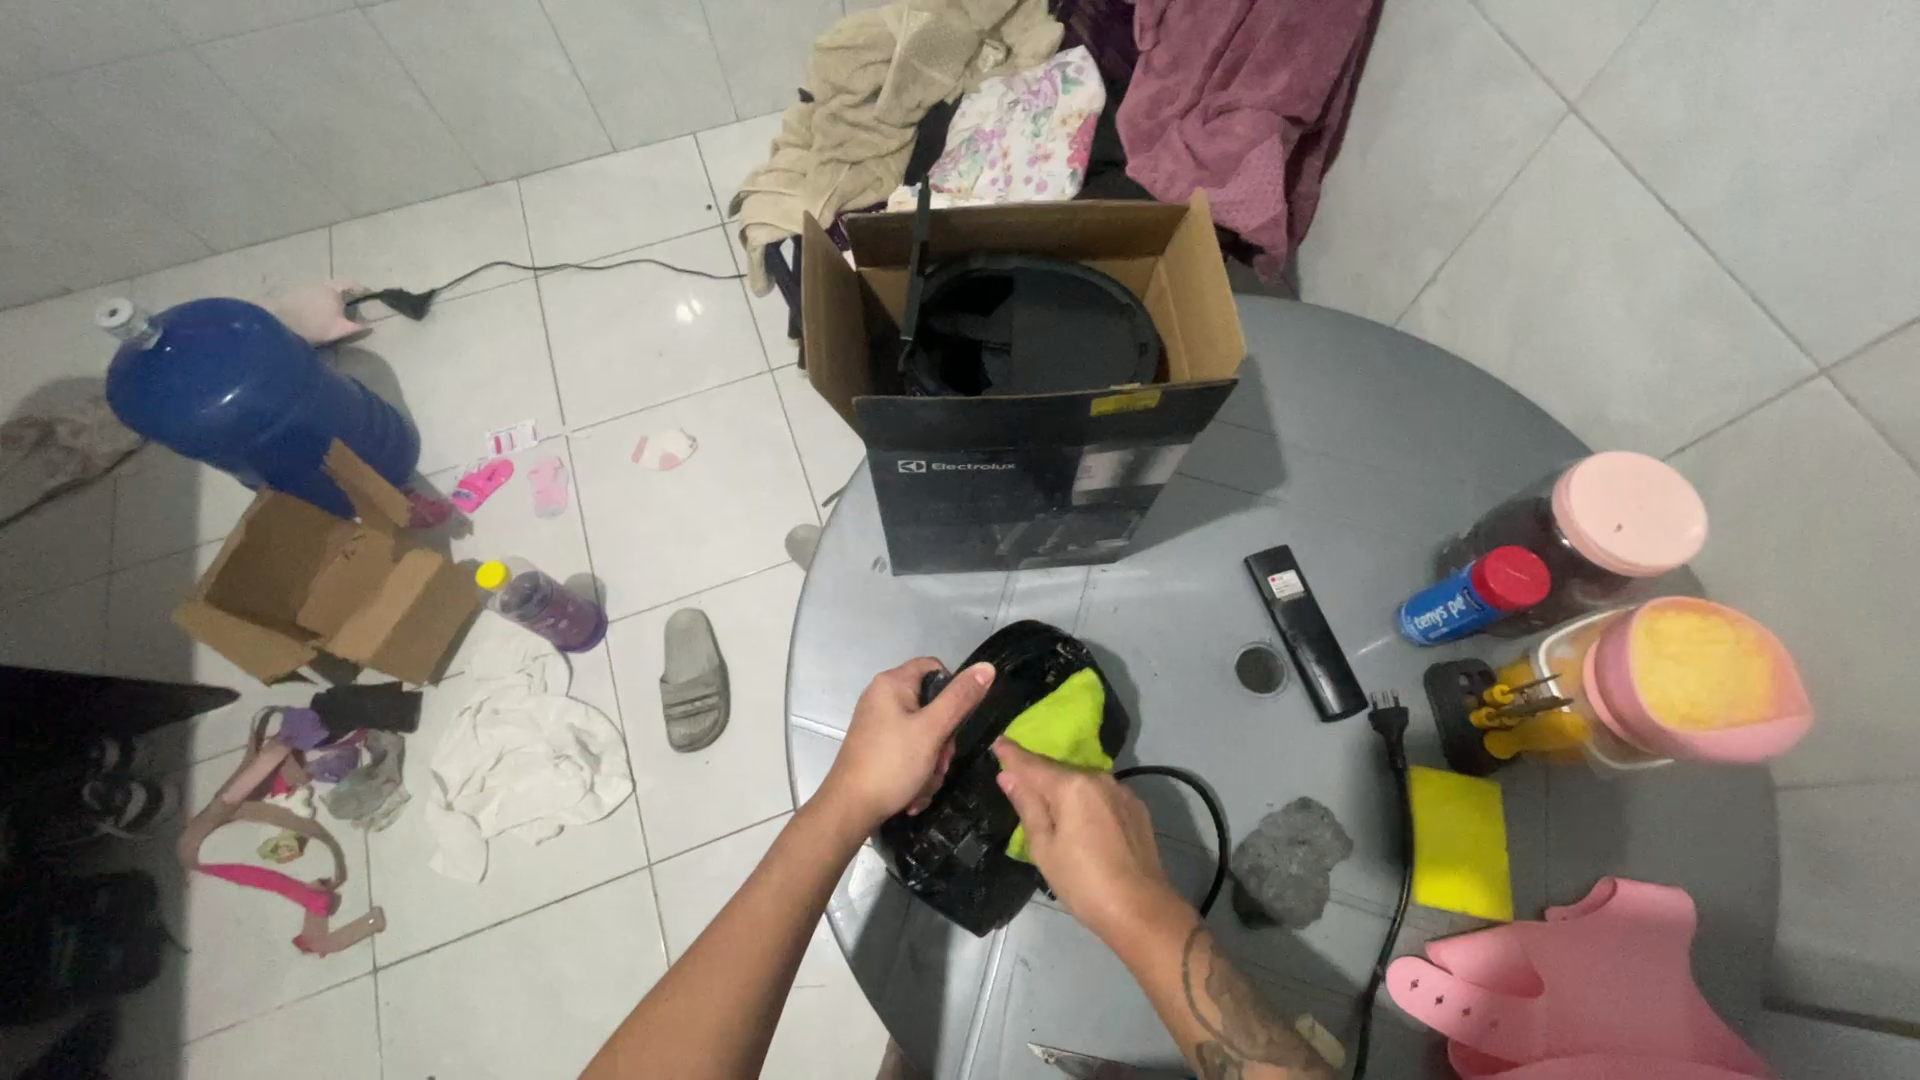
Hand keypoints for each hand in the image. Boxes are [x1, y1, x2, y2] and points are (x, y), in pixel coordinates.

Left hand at [817, 658, 994, 830]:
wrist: (849, 810)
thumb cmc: (891, 764)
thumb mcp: (932, 730)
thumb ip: (960, 698)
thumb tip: (987, 666)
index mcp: (892, 683)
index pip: (935, 668)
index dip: (953, 690)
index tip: (957, 720)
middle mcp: (882, 698)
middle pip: (932, 706)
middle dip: (943, 740)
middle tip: (940, 762)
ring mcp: (879, 724)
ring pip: (925, 734)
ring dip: (932, 762)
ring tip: (925, 783)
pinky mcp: (878, 747)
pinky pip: (910, 751)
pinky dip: (917, 771)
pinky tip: (914, 792)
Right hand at [992, 739, 1184, 941]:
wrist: (1142, 911)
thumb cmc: (1083, 883)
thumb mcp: (1044, 848)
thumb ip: (1027, 805)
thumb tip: (1009, 775)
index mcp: (1072, 785)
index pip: (1032, 764)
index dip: (1012, 754)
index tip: (997, 742)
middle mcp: (1098, 777)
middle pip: (1059, 771)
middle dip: (1039, 775)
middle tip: (1018, 784)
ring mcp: (1121, 791)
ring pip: (1082, 782)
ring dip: (1065, 789)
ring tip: (1051, 808)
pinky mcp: (1136, 807)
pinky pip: (1101, 795)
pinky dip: (1087, 801)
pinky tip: (1083, 822)